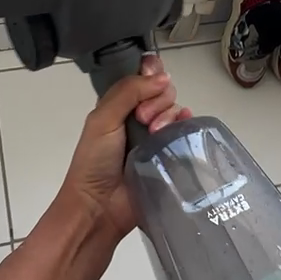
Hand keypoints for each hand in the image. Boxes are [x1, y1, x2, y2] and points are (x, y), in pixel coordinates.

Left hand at [59, 55, 191, 239]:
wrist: (100, 206)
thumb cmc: (94, 162)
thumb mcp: (103, 119)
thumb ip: (128, 91)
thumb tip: (163, 77)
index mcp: (119, 105)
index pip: (142, 77)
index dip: (150, 73)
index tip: (150, 78)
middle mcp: (138, 116)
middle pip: (161, 90)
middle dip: (156, 99)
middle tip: (143, 119)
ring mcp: (155, 135)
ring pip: (174, 108)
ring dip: (168, 114)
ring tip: (155, 133)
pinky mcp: (169, 152)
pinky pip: (185, 129)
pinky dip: (185, 123)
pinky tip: (182, 126)